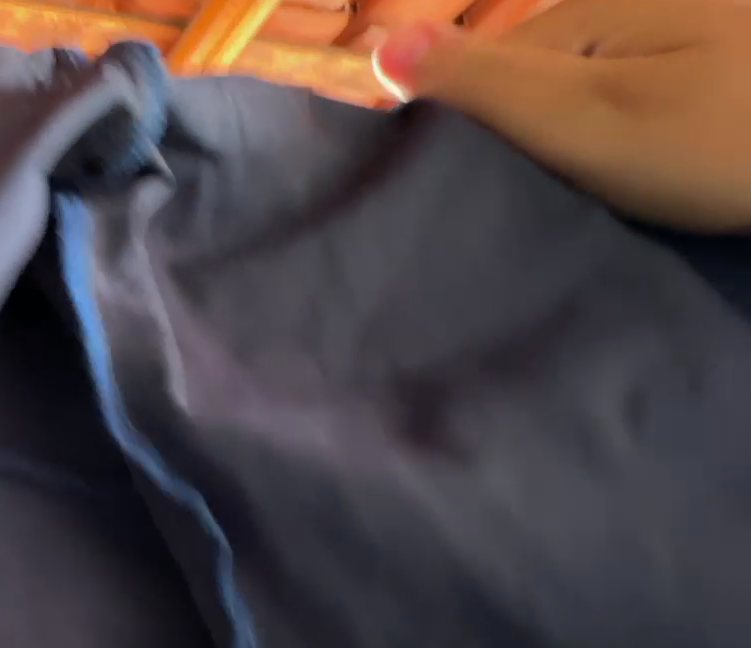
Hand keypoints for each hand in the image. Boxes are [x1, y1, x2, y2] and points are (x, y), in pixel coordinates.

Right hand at [375, 0, 750, 231]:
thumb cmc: (718, 146)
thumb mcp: (579, 119)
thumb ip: (479, 81)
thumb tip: (381, 45)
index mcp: (600, 3)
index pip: (486, 62)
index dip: (468, 123)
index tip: (484, 177)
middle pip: (533, 65)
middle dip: (520, 120)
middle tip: (547, 179)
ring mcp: (683, 21)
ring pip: (577, 75)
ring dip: (567, 125)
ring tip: (596, 168)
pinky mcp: (711, 48)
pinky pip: (626, 80)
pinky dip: (617, 120)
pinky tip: (641, 147)